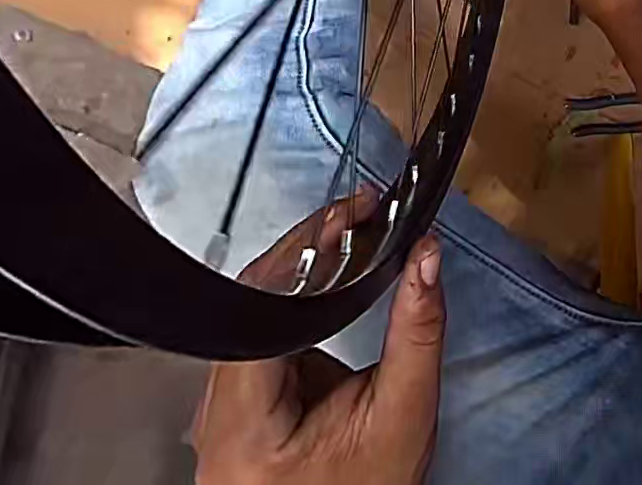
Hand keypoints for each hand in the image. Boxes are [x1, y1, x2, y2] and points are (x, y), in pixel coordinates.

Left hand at [193, 195, 445, 484]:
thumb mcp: (402, 417)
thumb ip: (416, 333)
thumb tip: (426, 258)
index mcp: (244, 426)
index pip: (263, 302)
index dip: (304, 250)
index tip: (348, 216)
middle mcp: (215, 415)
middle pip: (256, 297)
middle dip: (309, 248)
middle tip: (355, 214)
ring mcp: (219, 406)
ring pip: (255, 306)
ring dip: (304, 267)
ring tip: (345, 235)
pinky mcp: (234, 399)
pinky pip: (260, 325)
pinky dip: (296, 295)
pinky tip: (326, 275)